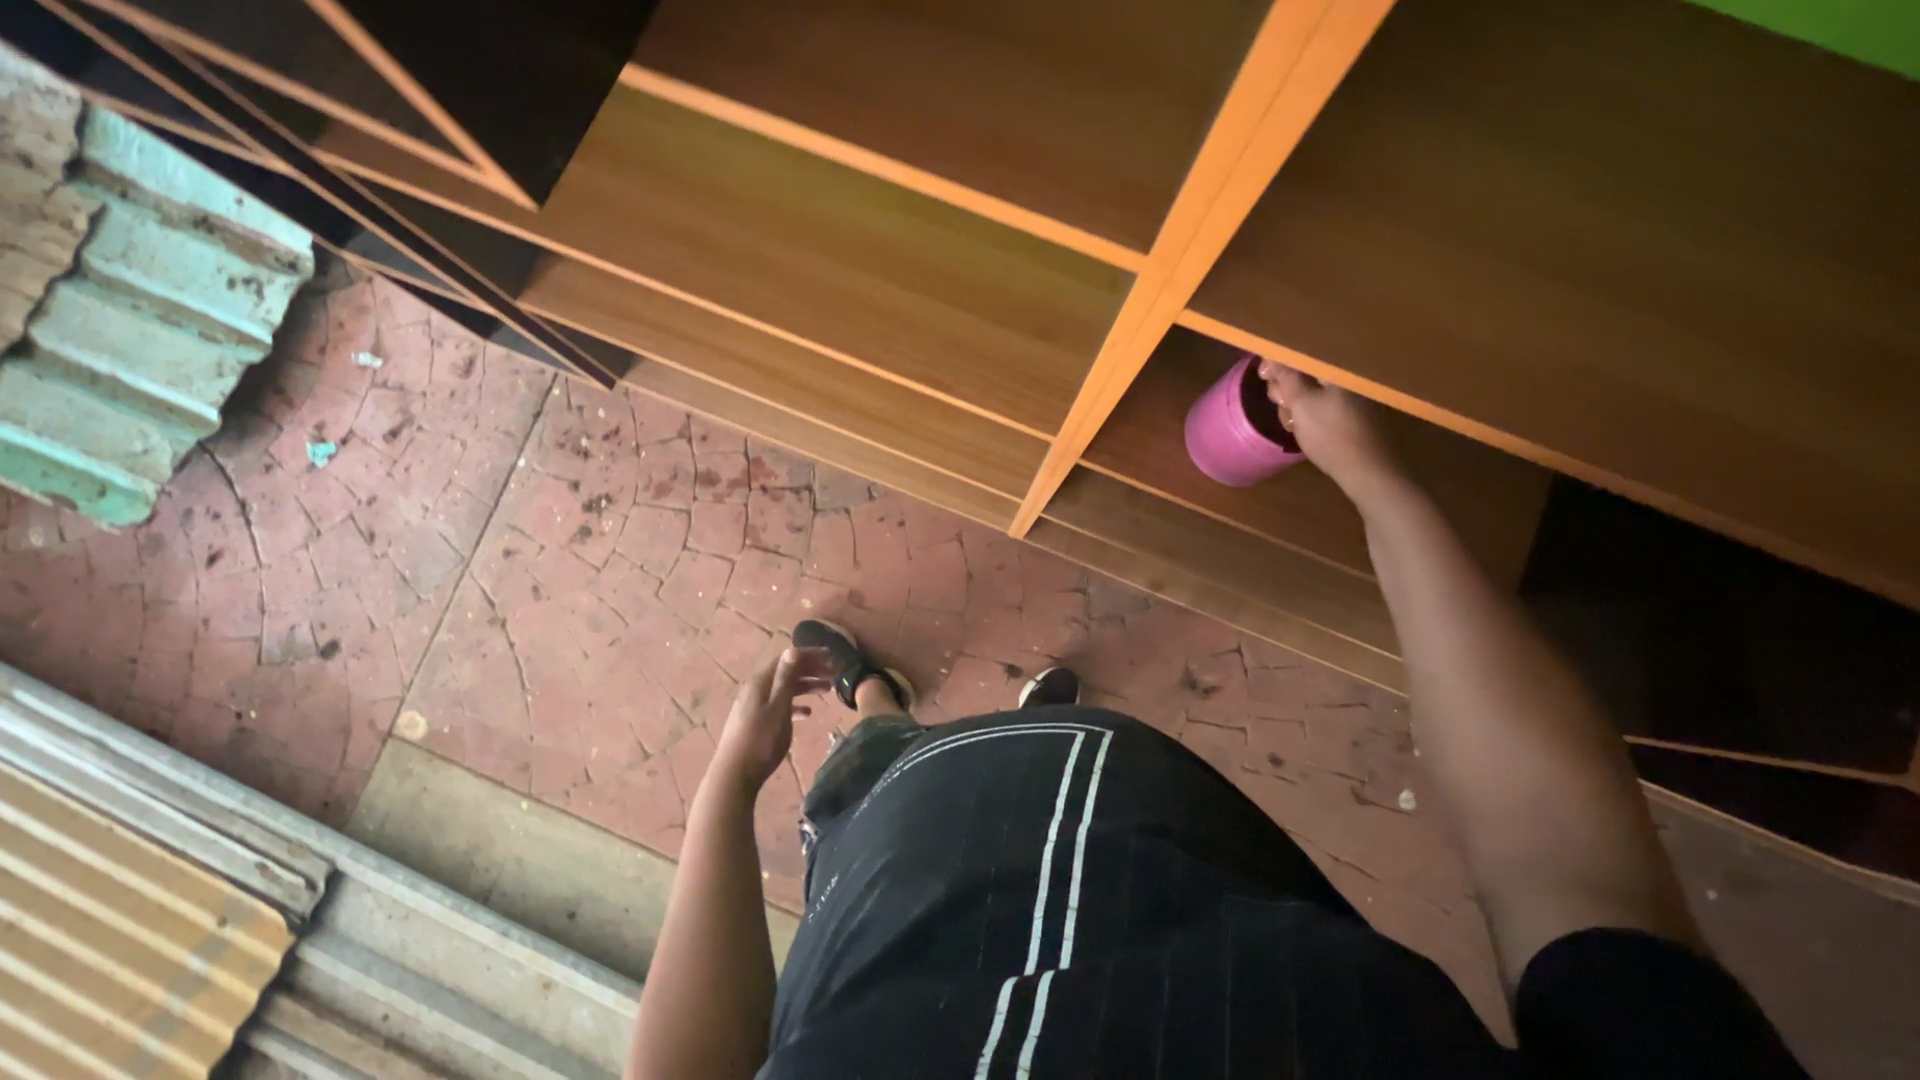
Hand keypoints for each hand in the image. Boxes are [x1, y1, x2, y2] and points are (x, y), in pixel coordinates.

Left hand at [710, 647, 832, 796]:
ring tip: (827, 690)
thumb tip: (792, 649)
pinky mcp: (754, 721)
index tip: (830, 655)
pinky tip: (806, 713)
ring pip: (784, 689)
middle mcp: (755, 689)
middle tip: (834, 672)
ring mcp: (753, 706)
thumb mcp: (778, 707)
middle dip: (810, 669)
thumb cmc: (761, 740)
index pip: (787, 658)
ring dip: (805, 686)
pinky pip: (778, 705)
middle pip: (785, 672)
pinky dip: (794, 704)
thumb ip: (785, 678)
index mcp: (760, 682)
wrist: (734, 774)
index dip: (808, 654)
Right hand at [1259, 361, 1405, 498]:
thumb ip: (1286, 376)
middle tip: (1282, 404)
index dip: (1279, 359)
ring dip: (1296, 402)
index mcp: (1337, 366)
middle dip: (1286, 384)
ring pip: (1312, 387)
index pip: (1303, 350)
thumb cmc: (1331, 435)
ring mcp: (1352, 392)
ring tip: (1293, 422)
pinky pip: (1323, 401)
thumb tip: (1274, 353)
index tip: (1264, 375)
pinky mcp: (1353, 410)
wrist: (1367, 470)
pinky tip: (1304, 426)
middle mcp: (1347, 373)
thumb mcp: (1301, 404)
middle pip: (1306, 368)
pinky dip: (1310, 410)